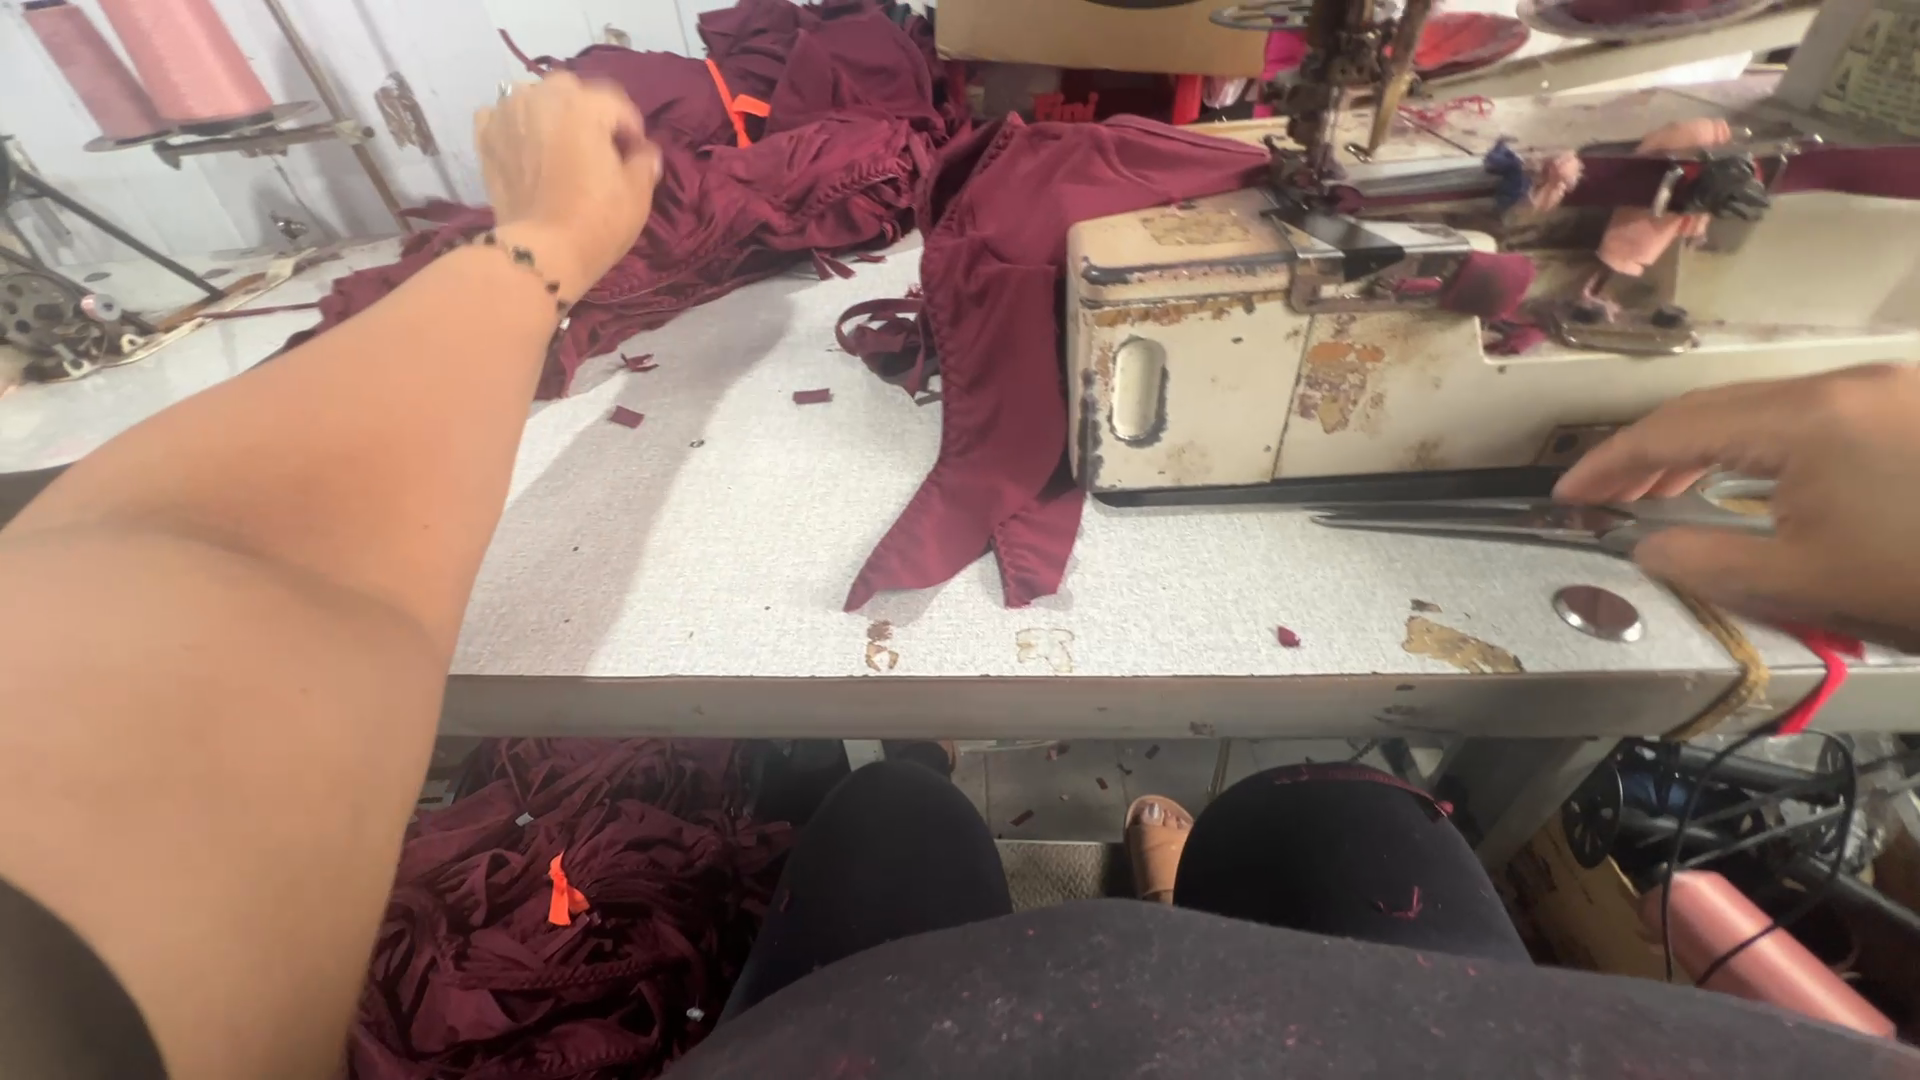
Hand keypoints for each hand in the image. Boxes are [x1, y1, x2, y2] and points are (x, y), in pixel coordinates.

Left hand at [474, 72, 661, 298]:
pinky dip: (518, 127)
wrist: (545, 251)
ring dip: (552, 116)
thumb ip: (644, 161)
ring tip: (562, 150)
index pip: (617, 104)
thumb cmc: (599, 222)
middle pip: (572, 92)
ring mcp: (507, 113)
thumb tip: (643, 151)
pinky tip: (529, 150)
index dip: (632, 130)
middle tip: (600, 150)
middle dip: (590, 115)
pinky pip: (503, 116)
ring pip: (535, 98)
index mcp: (583, 106)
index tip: (637, 156)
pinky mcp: (486, 136)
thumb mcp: (638, 194)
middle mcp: (541, 96)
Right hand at [1554, 364, 1919, 648]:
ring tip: (1661, 488)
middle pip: (1710, 407)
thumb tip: (1640, 545)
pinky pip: (1807, 416)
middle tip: (1602, 492)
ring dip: (1696, 447)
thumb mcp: (1803, 579)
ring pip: (1758, 408)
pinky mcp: (1918, 411)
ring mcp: (1891, 391)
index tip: (1562, 494)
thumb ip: (1697, 560)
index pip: (1668, 430)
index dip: (1603, 464)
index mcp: (1807, 418)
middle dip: (1643, 451)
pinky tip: (1743, 477)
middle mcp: (1845, 386)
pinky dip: (1750, 445)